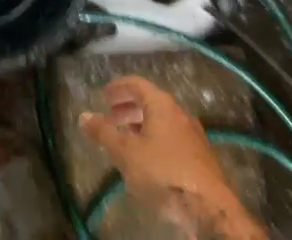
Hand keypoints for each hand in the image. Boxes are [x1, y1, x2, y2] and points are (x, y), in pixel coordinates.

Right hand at [78, 76, 264, 239]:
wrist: (208, 208)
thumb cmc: (162, 172)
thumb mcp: (125, 152)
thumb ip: (103, 133)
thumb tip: (84, 116)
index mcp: (162, 105)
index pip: (137, 84)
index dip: (118, 87)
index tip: (103, 95)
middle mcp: (180, 114)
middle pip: (151, 102)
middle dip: (129, 108)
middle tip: (111, 118)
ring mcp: (194, 136)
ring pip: (163, 122)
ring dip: (142, 126)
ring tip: (125, 140)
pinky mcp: (201, 157)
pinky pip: (173, 139)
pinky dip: (155, 140)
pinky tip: (147, 160)